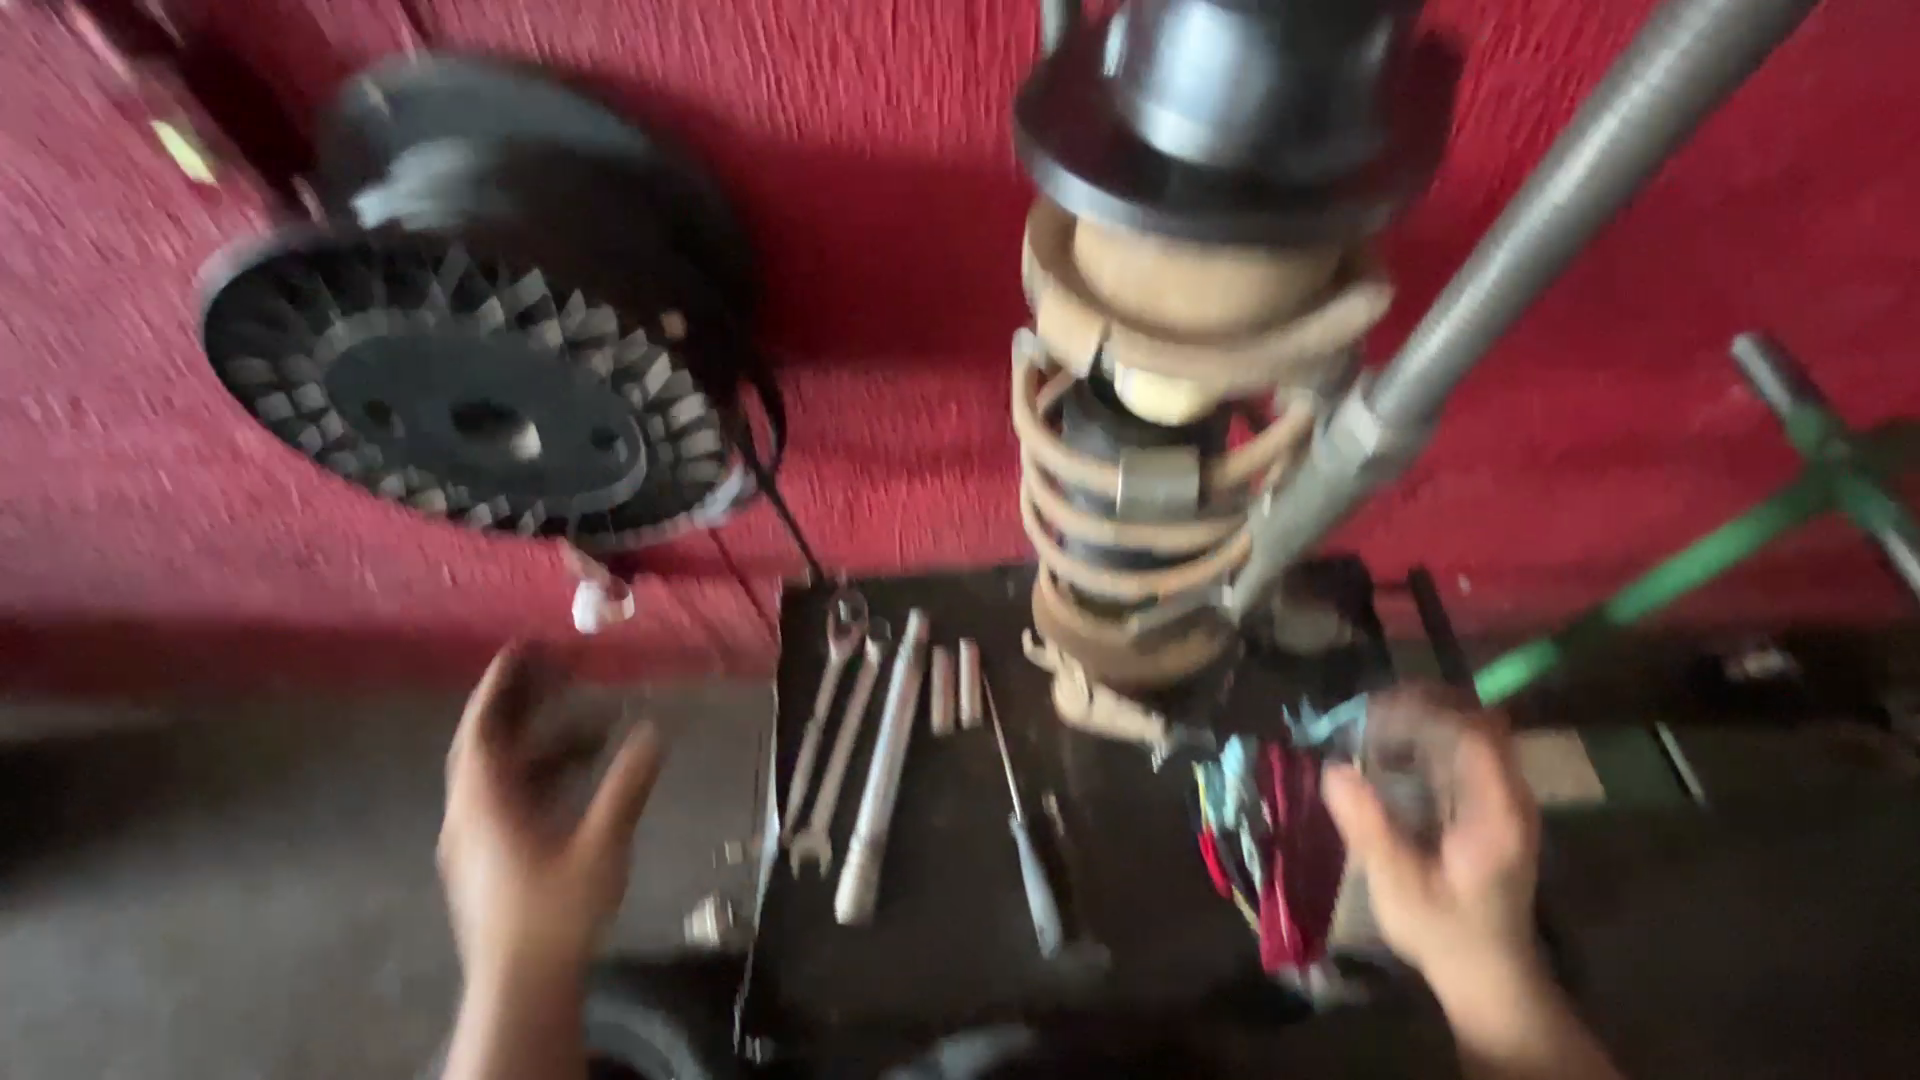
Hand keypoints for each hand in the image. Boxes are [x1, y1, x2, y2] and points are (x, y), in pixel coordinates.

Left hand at [438, 643, 663, 987]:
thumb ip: (627, 784)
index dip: (502, 684)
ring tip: (596, 722)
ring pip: (506, 769)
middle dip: (524, 700)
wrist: (522, 982)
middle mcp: (472, 812)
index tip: (524, 648)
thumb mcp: (600, 843)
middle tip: (562, 667)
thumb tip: (655, 731)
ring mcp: (478, 835)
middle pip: (490, 741)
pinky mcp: (491, 854)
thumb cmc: (556, 910)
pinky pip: (513, 793)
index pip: (484, 728)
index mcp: (486, 802)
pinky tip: (583, 772)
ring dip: (545, 739)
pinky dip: (545, 770)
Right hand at [1322, 685, 1541, 998]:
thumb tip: (1333, 768)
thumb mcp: (1399, 884)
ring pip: (1465, 731)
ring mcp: (1498, 797)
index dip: (1425, 712)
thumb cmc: (1444, 931)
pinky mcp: (1482, 804)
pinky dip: (1419, 741)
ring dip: (1417, 720)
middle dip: (1418, 708)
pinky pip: (1456, 751)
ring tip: (1366, 730)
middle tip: (1364, 716)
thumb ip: (1369, 826)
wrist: (1484, 972)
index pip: (1476, 734)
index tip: (1372, 715)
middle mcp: (1507, 795)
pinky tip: (1383, 755)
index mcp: (1498, 812)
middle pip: (1473, 721)